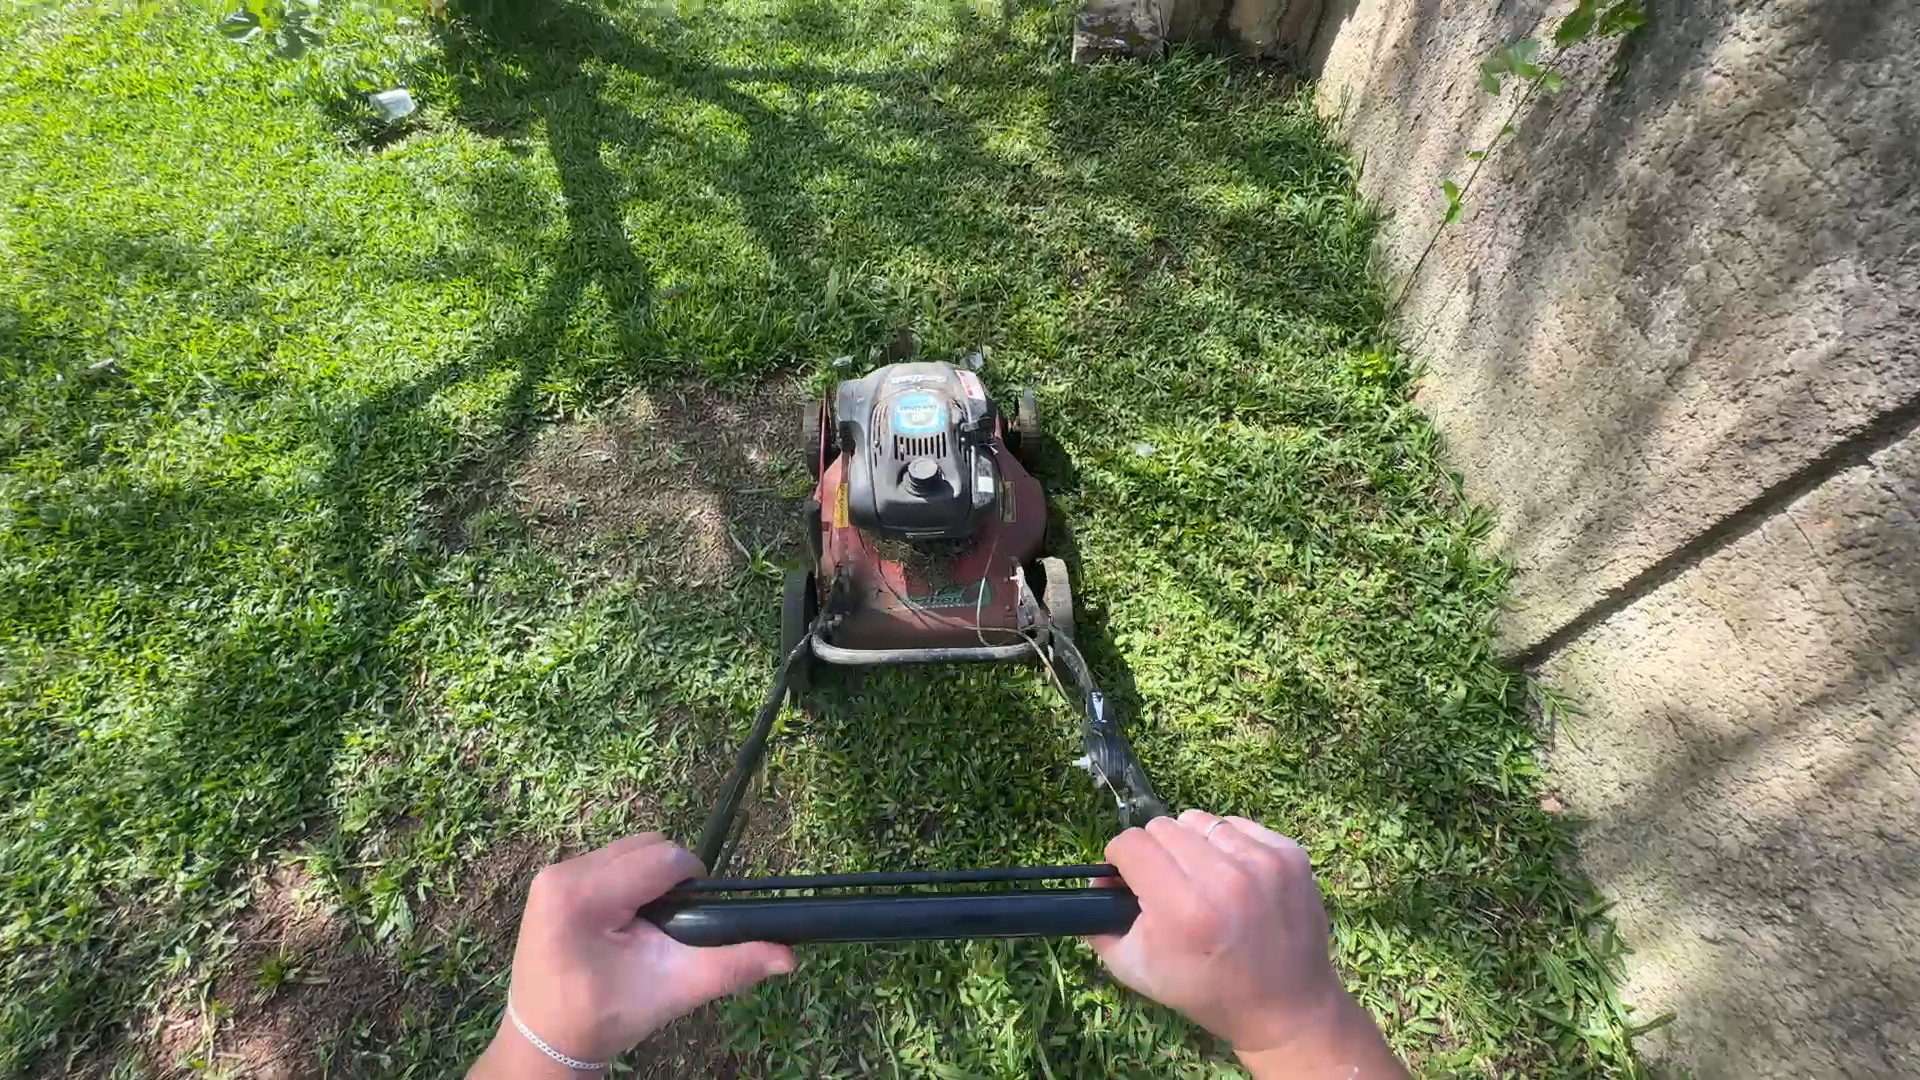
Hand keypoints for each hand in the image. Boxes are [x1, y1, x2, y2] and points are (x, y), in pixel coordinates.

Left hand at [473, 834, 793, 1074]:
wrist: (544, 1046)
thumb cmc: (605, 1018)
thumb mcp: (672, 990)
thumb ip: (730, 966)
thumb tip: (789, 956)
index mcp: (581, 896)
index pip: (663, 858)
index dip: (690, 881)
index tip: (688, 920)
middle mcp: (561, 874)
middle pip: (650, 846)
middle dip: (670, 878)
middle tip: (669, 927)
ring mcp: (553, 874)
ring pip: (634, 847)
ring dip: (653, 876)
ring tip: (648, 923)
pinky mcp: (552, 879)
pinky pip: (614, 858)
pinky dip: (631, 878)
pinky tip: (627, 917)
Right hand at [1090, 811, 1347, 1053]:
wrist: (1289, 1011)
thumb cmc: (1206, 990)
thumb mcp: (1138, 969)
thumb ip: (1100, 922)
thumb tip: (1093, 878)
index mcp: (1183, 909)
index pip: (1131, 844)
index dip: (1122, 860)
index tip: (1130, 877)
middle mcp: (1224, 879)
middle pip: (1162, 826)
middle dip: (1156, 852)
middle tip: (1168, 883)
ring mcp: (1262, 863)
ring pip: (1197, 819)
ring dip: (1191, 844)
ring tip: (1202, 878)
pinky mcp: (1289, 855)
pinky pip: (1235, 824)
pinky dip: (1227, 845)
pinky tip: (1234, 876)